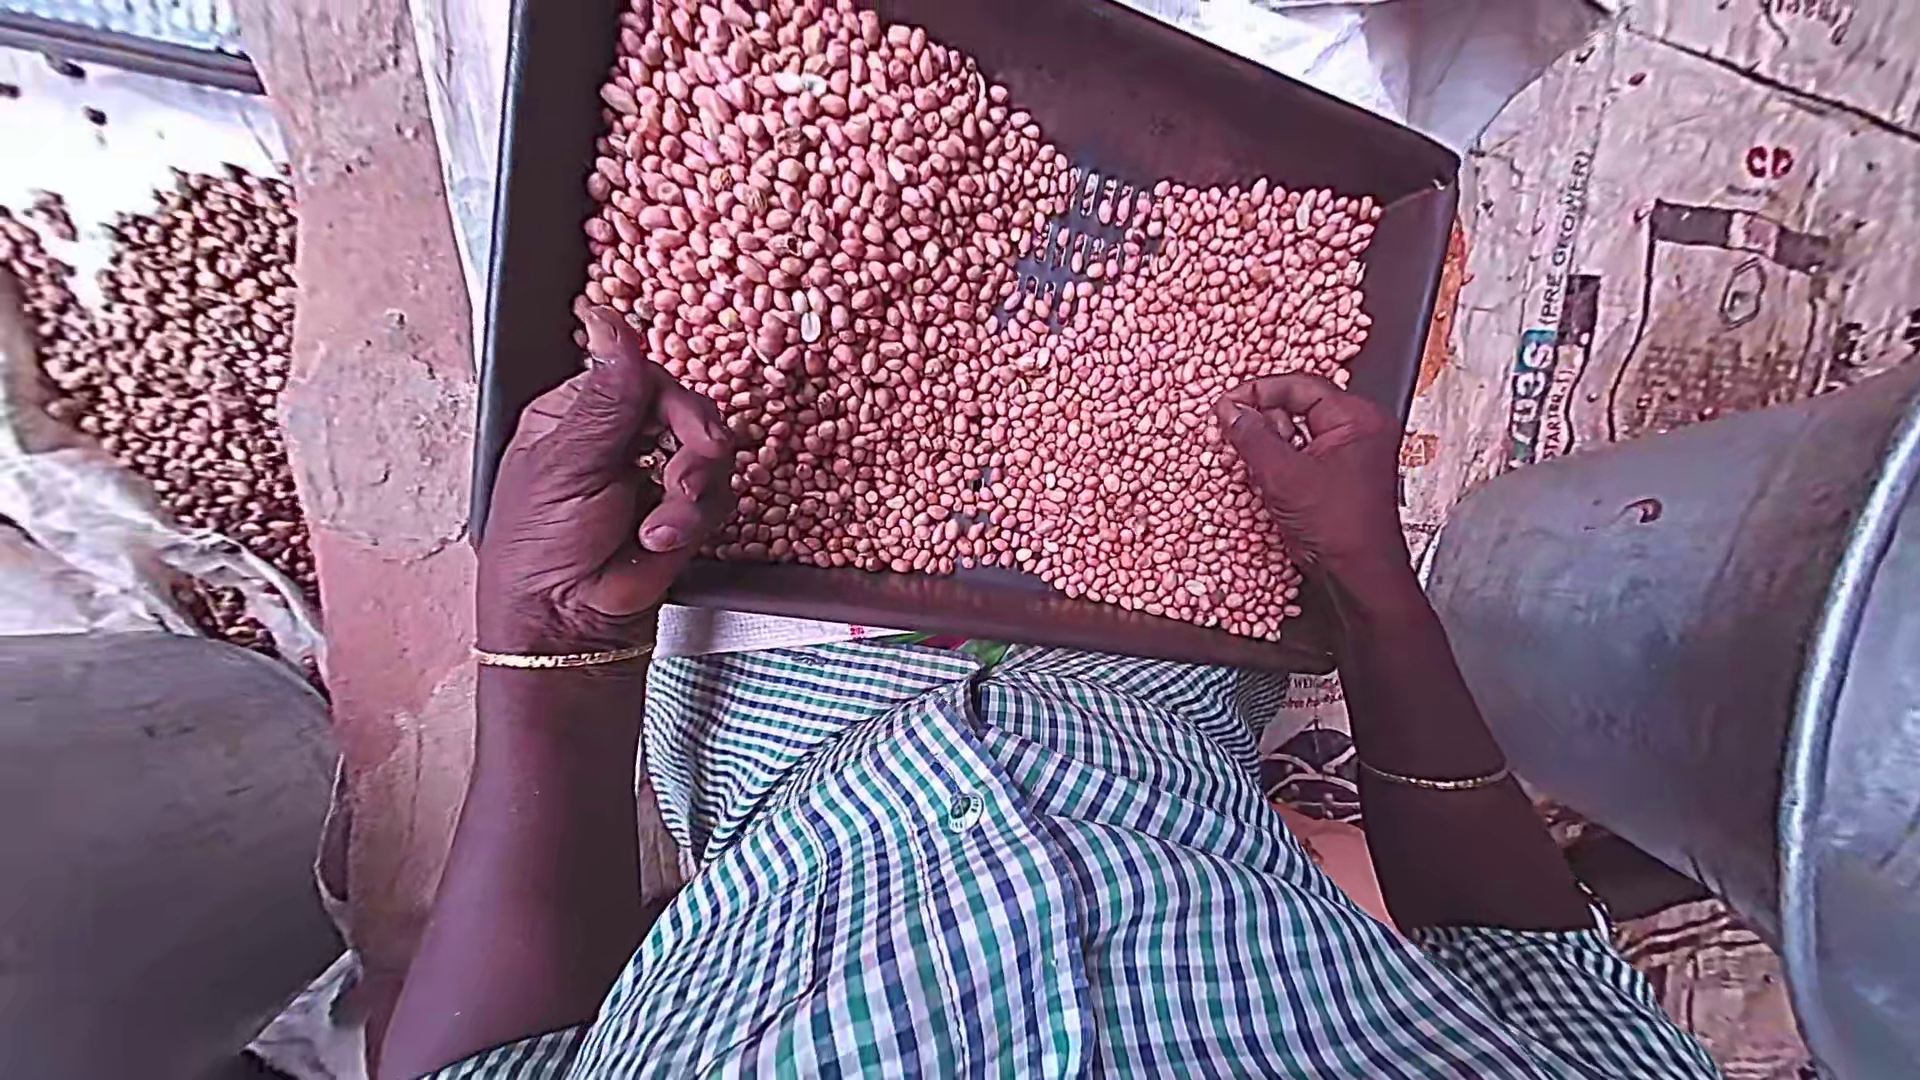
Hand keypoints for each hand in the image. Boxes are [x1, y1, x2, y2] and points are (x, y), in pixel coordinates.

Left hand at [476, 307, 734, 653]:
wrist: (569, 620)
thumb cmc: (542, 545)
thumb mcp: (566, 465)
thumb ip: (605, 399)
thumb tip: (609, 321)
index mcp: (582, 415)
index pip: (645, 379)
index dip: (675, 402)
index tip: (690, 428)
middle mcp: (626, 438)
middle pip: (690, 413)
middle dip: (696, 450)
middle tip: (684, 482)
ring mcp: (660, 475)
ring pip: (713, 456)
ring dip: (693, 495)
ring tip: (659, 529)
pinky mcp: (686, 511)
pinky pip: (720, 495)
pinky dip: (696, 520)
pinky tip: (662, 541)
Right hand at [1212, 373, 1411, 598]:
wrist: (1355, 571)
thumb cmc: (1337, 524)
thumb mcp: (1284, 474)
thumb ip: (1252, 437)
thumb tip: (1229, 410)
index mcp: (1356, 419)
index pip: (1300, 386)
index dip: (1258, 391)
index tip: (1226, 403)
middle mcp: (1352, 431)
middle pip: (1294, 407)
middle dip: (1258, 420)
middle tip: (1226, 430)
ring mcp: (1339, 455)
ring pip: (1290, 433)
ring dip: (1262, 444)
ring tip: (1242, 459)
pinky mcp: (1325, 477)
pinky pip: (1291, 457)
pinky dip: (1270, 463)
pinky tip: (1257, 477)